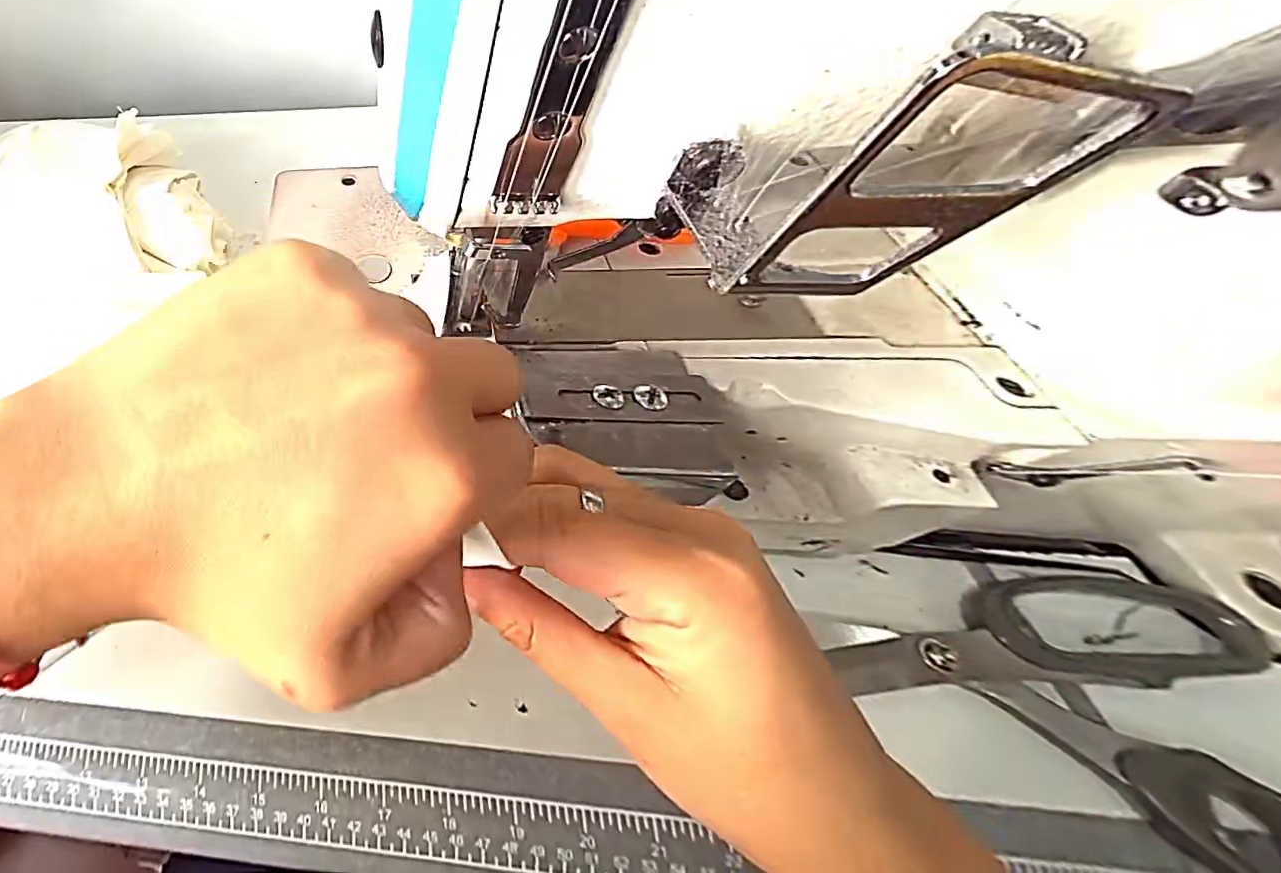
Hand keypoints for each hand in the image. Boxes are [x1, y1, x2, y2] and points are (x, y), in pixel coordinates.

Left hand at [0, 241, 533, 708]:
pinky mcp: (302, 269)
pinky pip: (352, 292)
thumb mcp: (336, 664)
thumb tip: (452, 571)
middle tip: (389, 439)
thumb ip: (434, 635)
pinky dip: (331, 325)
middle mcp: (412, 376)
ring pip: (417, 330)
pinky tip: (280, 369)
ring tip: (314, 407)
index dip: (477, 474)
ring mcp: (355, 310)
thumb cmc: (199, 566)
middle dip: (457, 411)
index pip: (514, 452)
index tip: (440, 476)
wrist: (93, 486)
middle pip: (489, 377)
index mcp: (441, 468)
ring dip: (389, 365)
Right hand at [463, 448, 998, 872]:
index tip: (448, 540)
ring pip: (585, 483)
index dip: (493, 526)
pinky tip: (534, 544)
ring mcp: (703, 528)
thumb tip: (476, 583)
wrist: (832, 798)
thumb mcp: (625, 707)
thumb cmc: (753, 772)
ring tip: (487, 544)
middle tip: (457, 539)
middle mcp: (704, 532)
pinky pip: (609, 503)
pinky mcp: (695, 537)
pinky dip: (562, 516)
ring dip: (530, 506)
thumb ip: (539, 631)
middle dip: (505, 505)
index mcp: (694, 575)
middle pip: (570, 484)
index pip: (558, 520)